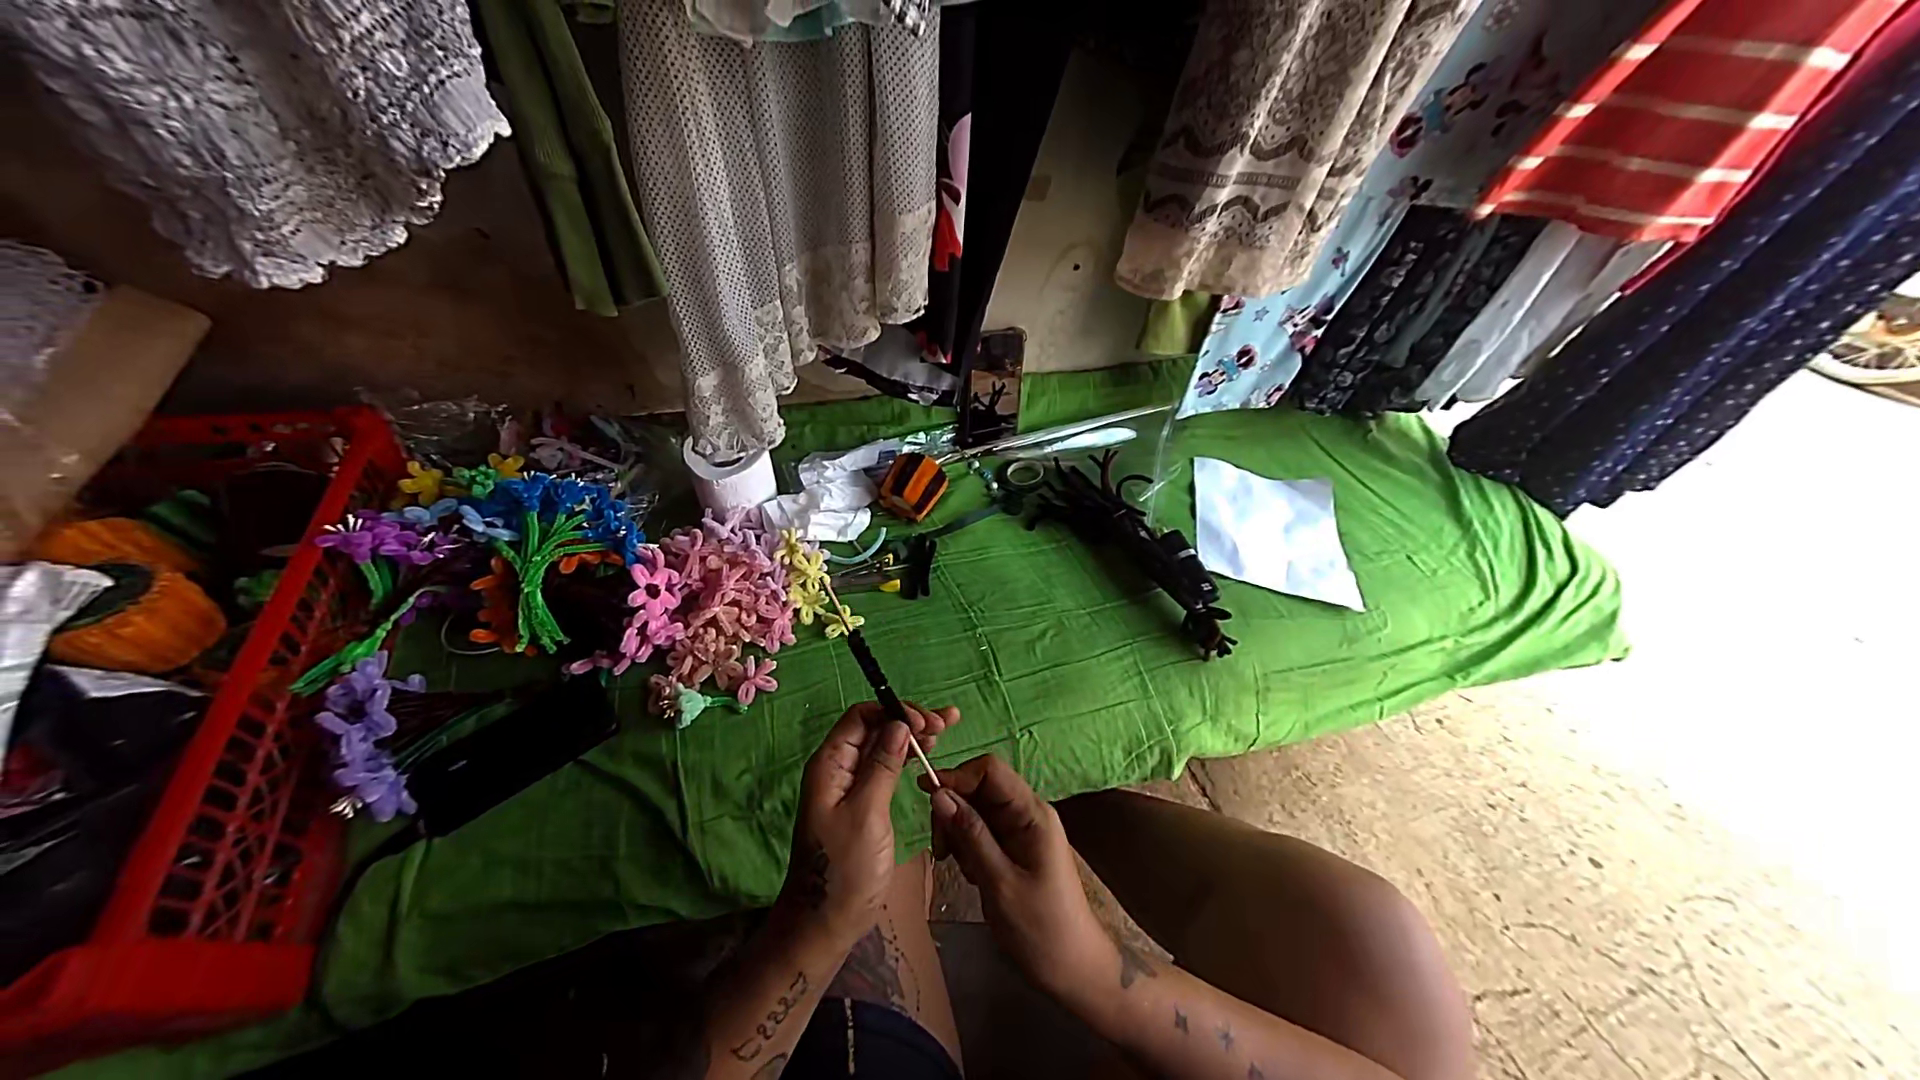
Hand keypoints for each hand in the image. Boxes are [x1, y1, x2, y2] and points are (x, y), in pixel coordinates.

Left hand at [777, 701, 958, 944]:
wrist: (825, 922)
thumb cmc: (844, 870)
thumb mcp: (866, 813)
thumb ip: (882, 766)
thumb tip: (900, 724)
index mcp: (831, 764)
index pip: (862, 717)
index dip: (895, 712)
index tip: (927, 723)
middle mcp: (839, 768)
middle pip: (874, 727)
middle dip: (909, 719)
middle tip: (946, 724)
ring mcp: (850, 785)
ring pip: (882, 745)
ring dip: (911, 735)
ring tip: (944, 732)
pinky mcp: (863, 801)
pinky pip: (884, 767)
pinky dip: (906, 757)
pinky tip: (926, 755)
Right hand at [919, 755, 1114, 1002]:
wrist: (1073, 969)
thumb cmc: (1041, 928)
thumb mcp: (999, 882)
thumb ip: (970, 834)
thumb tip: (938, 794)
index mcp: (1032, 813)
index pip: (990, 770)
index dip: (957, 776)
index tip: (926, 796)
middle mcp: (1027, 813)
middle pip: (979, 788)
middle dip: (953, 809)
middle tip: (941, 849)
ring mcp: (1021, 830)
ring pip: (976, 810)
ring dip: (958, 831)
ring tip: (958, 867)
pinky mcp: (1014, 848)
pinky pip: (981, 831)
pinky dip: (967, 846)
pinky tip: (970, 874)